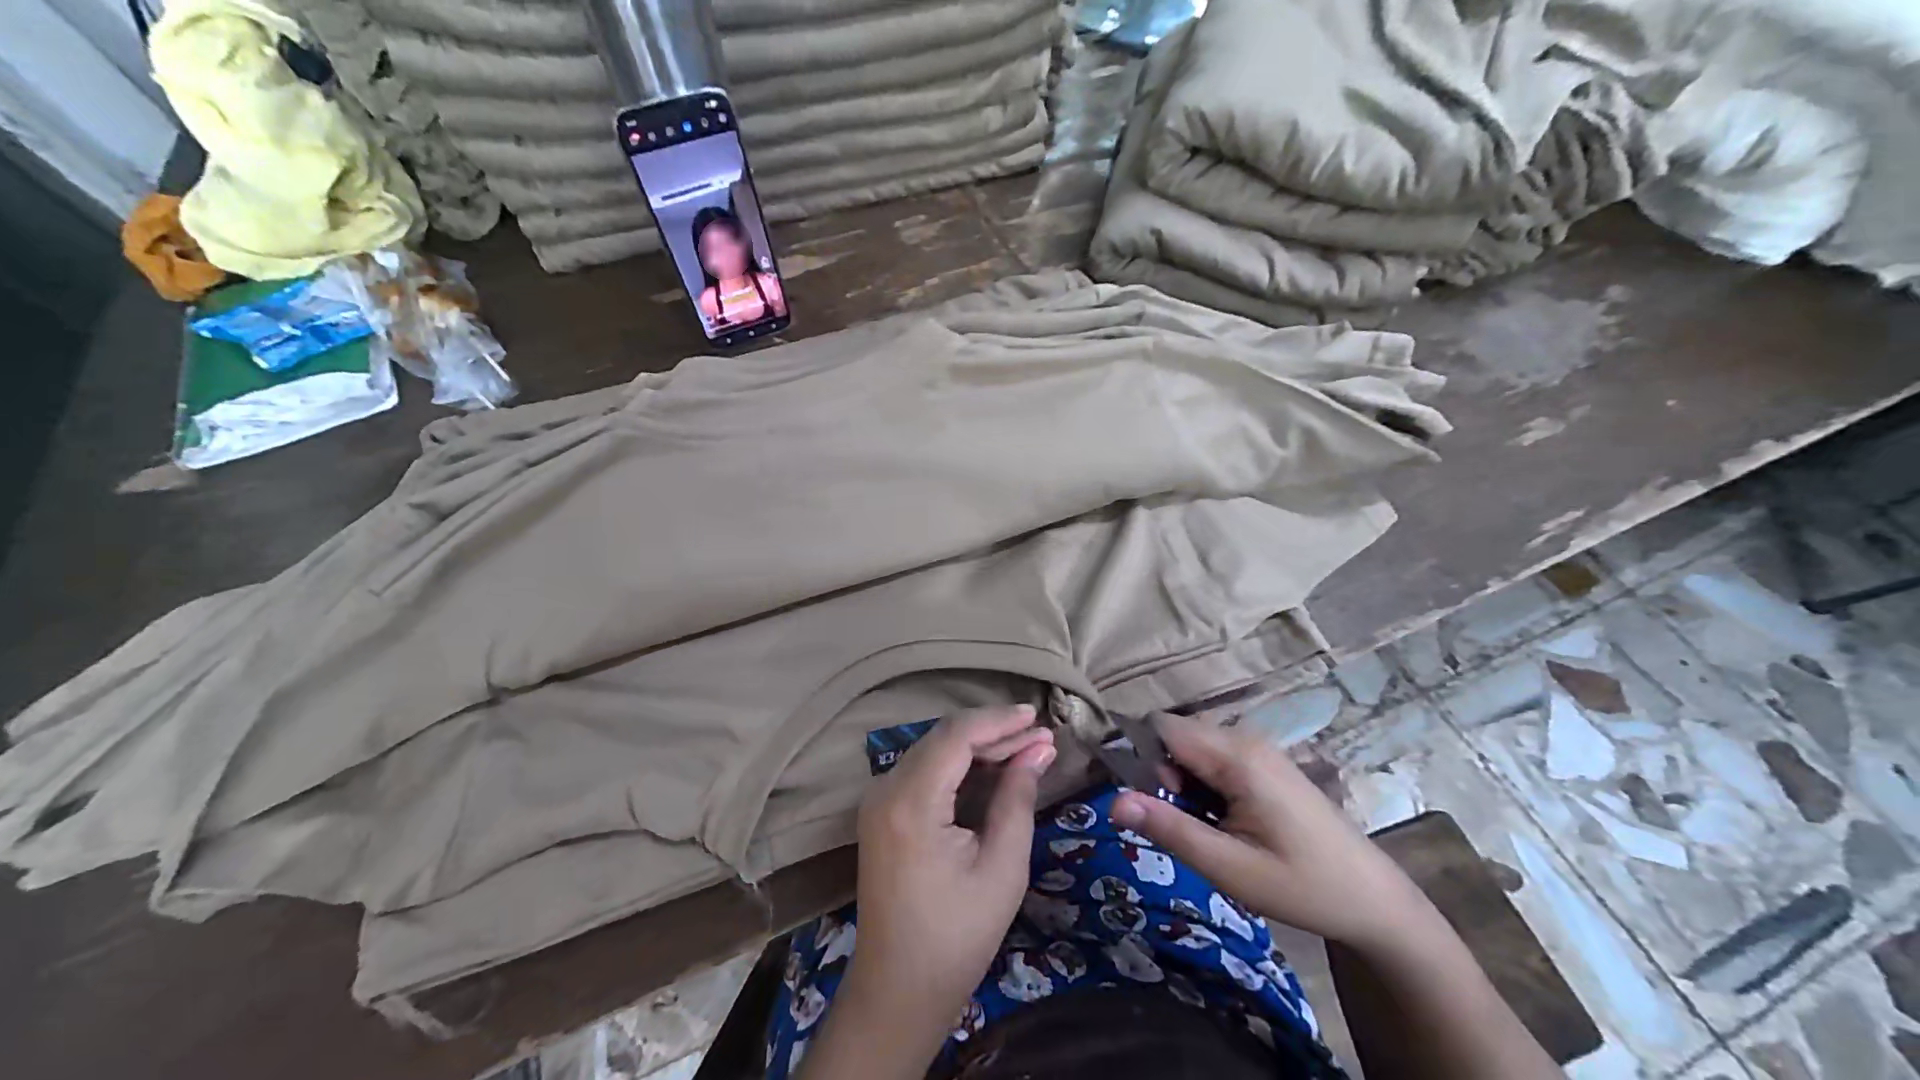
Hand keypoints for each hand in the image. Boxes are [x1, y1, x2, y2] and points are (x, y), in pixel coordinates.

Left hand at [848, 705, 1055, 1019]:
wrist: (899, 988)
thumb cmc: (957, 936)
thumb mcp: (1002, 867)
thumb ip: (1017, 799)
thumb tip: (1038, 750)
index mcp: (910, 803)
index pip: (956, 736)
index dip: (998, 721)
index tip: (1037, 717)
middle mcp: (885, 790)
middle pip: (942, 738)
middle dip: (993, 733)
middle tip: (1041, 736)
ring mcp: (878, 801)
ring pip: (933, 751)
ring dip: (978, 747)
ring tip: (1026, 748)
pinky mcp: (881, 813)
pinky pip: (923, 771)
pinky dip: (958, 766)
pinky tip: (993, 769)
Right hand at [1110, 714, 1435, 951]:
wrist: (1374, 900)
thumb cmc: (1301, 886)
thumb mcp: (1228, 868)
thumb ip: (1169, 830)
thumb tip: (1113, 802)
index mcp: (1238, 758)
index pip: (1162, 727)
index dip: (1141, 757)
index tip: (1146, 800)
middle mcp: (1245, 740)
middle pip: (1176, 734)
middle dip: (1161, 772)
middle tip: (1181, 822)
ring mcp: (1258, 749)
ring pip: (1192, 746)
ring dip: (1181, 780)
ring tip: (1203, 826)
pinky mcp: (1263, 762)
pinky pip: (1213, 757)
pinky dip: (1201, 783)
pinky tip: (1221, 821)